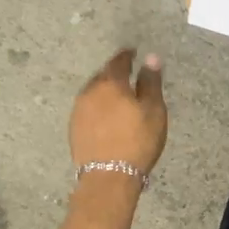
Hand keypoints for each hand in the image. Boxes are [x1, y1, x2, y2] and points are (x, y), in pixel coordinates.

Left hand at [69, 51, 167, 172]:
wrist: (109, 176)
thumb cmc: (138, 140)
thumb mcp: (154, 110)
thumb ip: (151, 82)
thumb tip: (150, 58)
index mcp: (110, 84)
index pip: (118, 62)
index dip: (127, 55)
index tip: (133, 52)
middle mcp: (90, 92)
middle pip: (103, 76)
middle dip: (115, 73)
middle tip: (128, 75)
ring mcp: (78, 111)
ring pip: (93, 92)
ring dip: (105, 91)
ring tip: (118, 96)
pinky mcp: (75, 128)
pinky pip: (88, 108)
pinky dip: (99, 106)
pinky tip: (107, 115)